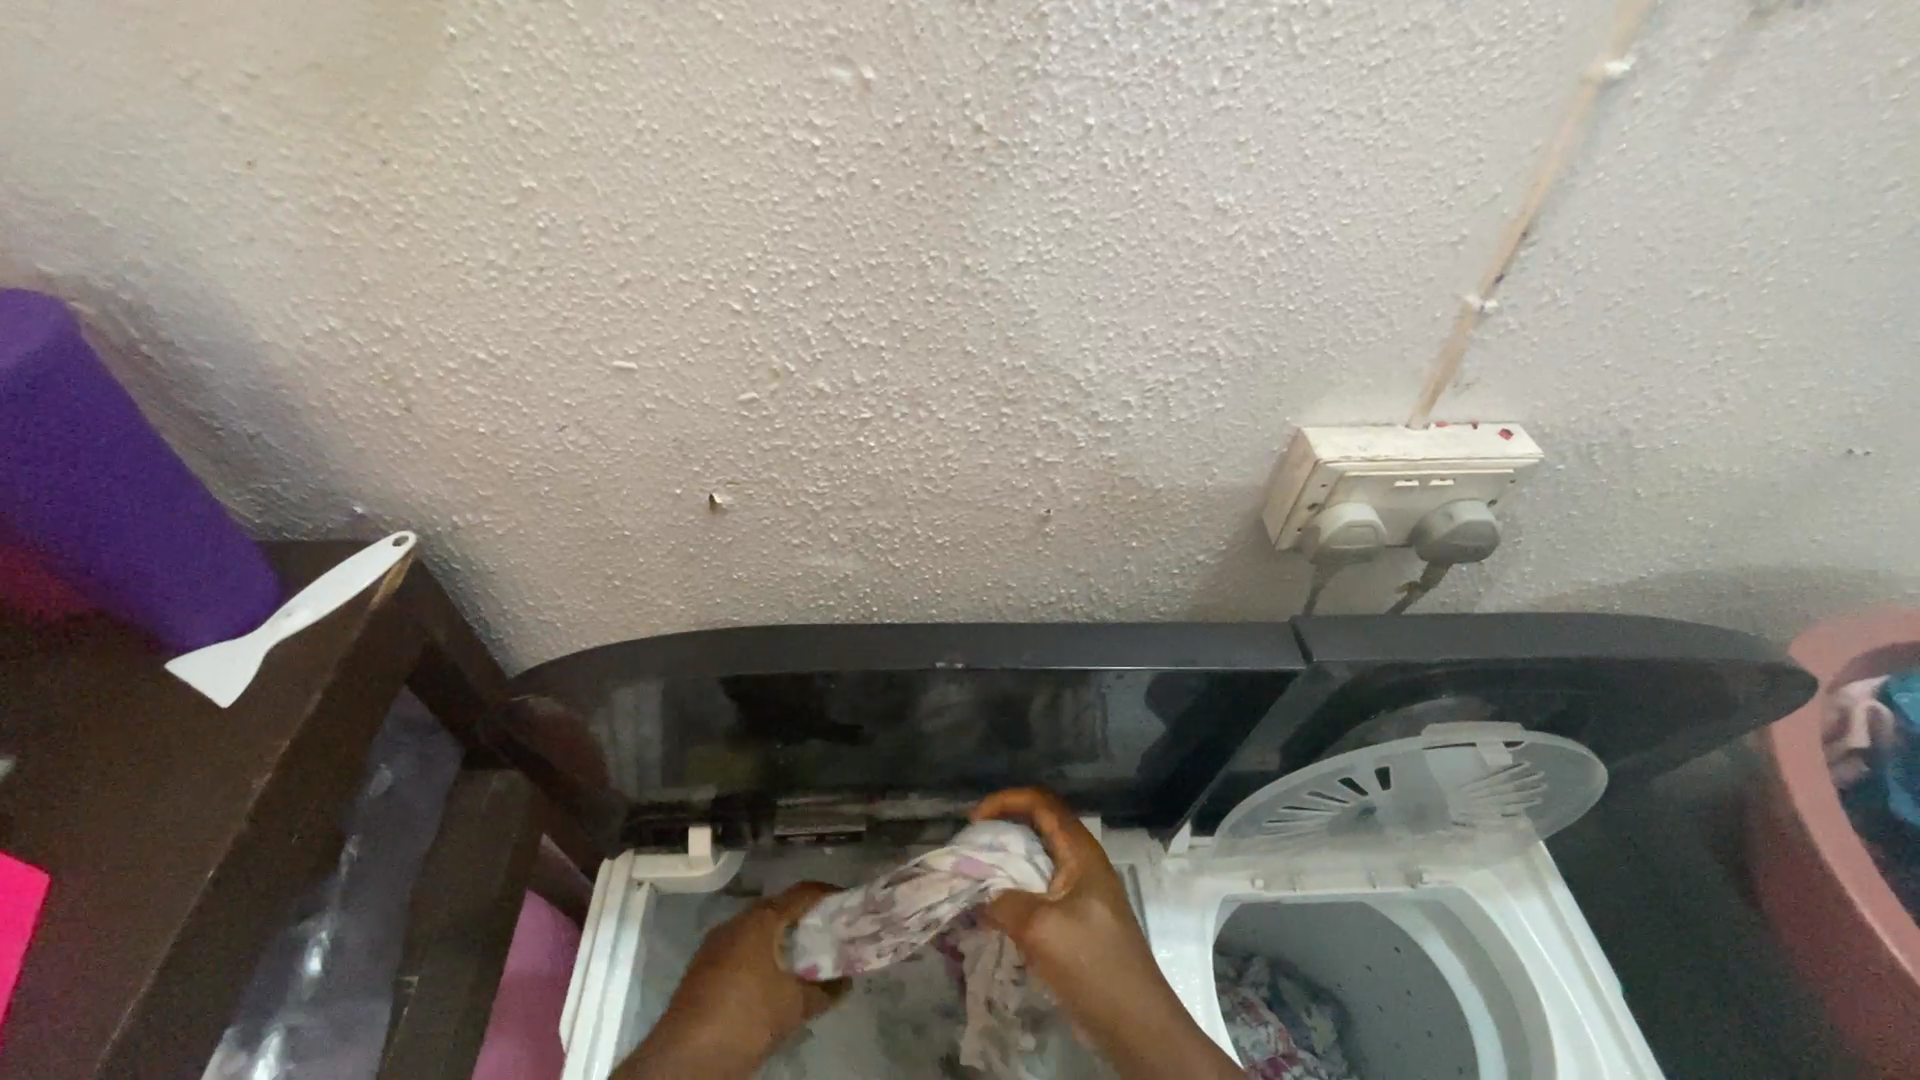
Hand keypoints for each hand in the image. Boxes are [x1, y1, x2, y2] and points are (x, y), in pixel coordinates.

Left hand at [616, 881, 847, 1078]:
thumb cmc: (745, 1019)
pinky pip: (741, 950)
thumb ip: (825, 991)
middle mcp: (736, 923)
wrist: (684, 1059)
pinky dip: (763, 956)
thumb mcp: (794, 1007)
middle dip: (805, 919)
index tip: (848, 902)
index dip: (827, 894)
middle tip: (832, 932)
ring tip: (808, 957)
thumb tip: (846, 983)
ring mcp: (715, 945)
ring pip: (757, 931)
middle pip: (778, 909)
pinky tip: (775, 979)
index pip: (801, 893)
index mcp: (760, 921)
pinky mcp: (703, 968)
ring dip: (782, 939)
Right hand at [973, 788, 1242, 1079]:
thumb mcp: (1040, 929)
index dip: (1006, 801)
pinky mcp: (1078, 920)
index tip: (973, 821)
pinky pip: (1040, 891)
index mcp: (1081, 852)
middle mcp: (1082, 863)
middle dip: (1001, 830)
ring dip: (1006, 863)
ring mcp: (1083, 893)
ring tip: (975, 878)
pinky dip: (1015, 891)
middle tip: (969, 849)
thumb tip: (980, 896)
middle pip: (1039, 827)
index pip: (1041, 803)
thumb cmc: (1093, 965)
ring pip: (1038, 861)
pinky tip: (994, 912)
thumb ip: (1004, 902)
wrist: (1136, 1022)